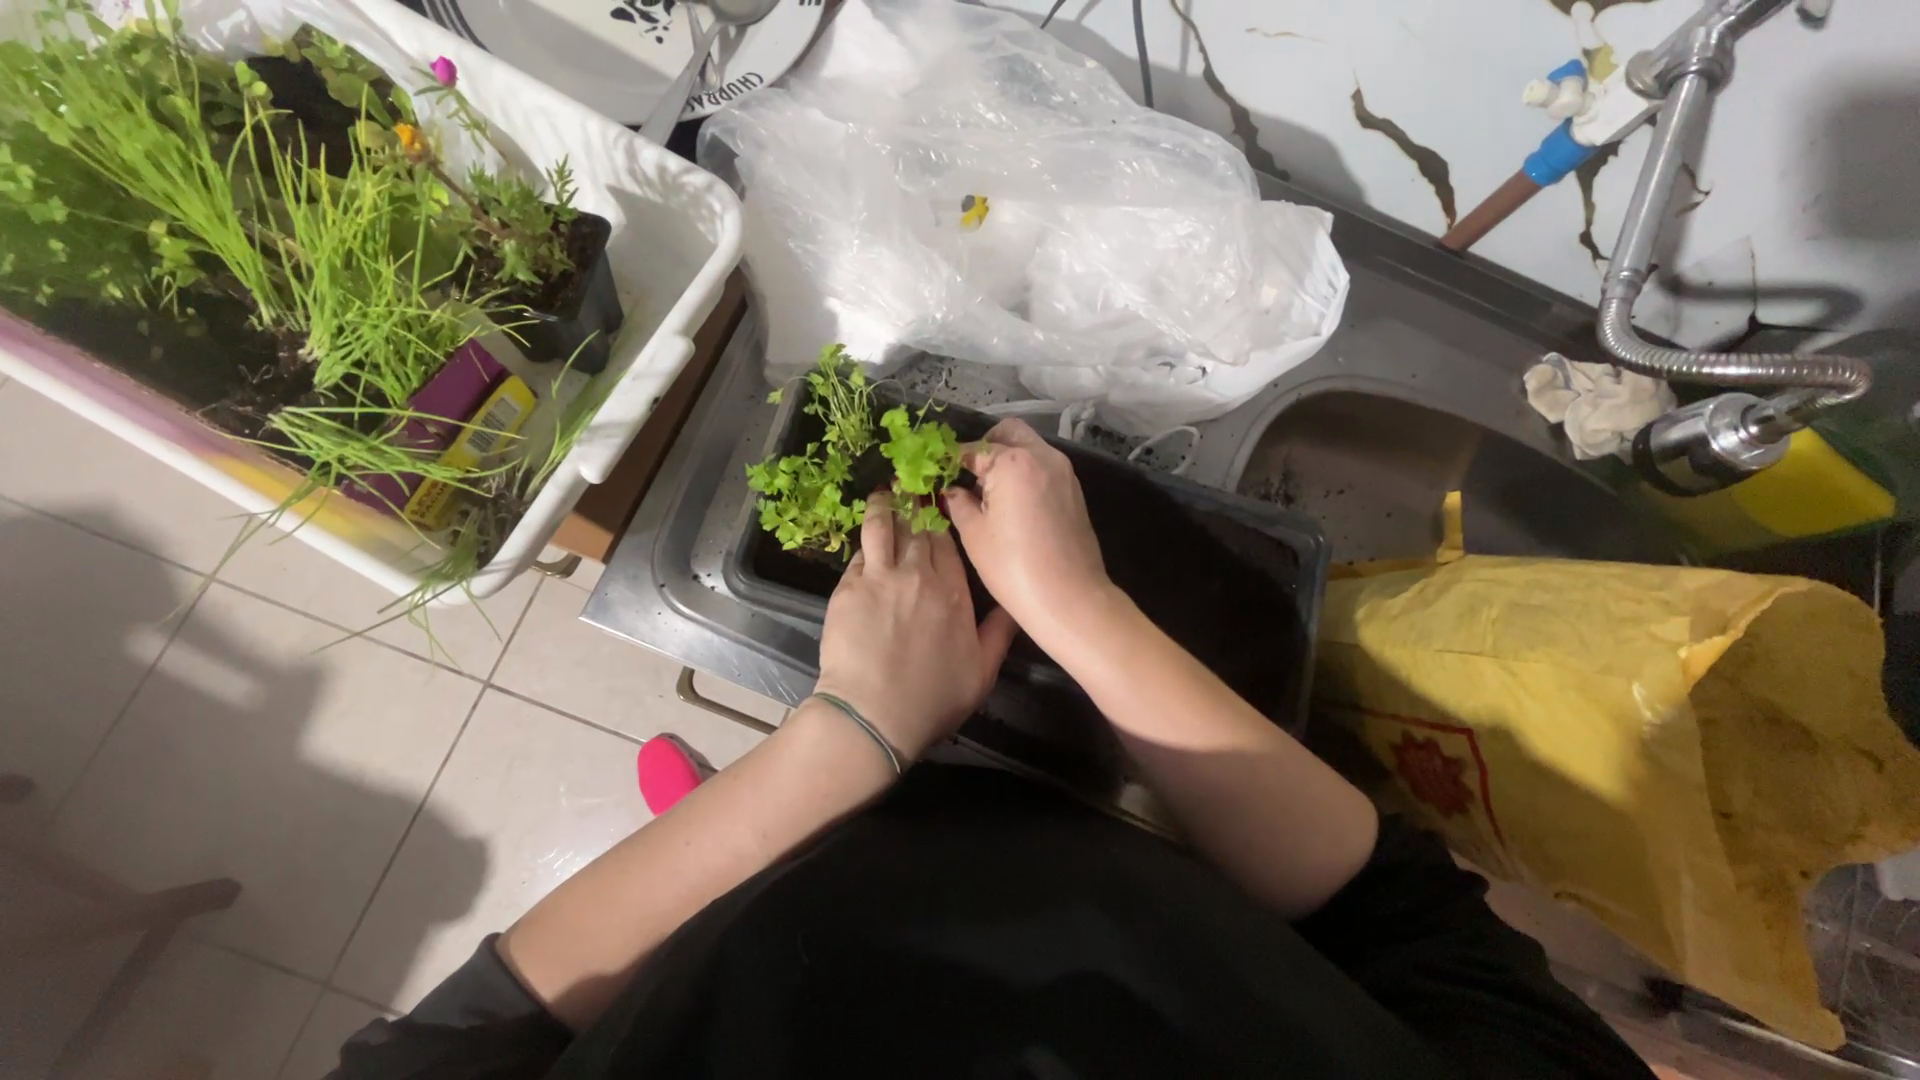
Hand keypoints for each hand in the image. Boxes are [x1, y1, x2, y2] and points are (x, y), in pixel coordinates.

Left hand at [813, 495, 1017, 759]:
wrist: (874, 713)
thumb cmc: (932, 698)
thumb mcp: (983, 672)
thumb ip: (1000, 633)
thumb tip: (1015, 604)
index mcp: (954, 591)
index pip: (949, 541)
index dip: (943, 519)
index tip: (940, 502)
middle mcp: (919, 575)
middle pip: (917, 527)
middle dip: (916, 502)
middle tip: (912, 481)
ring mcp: (880, 578)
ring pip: (884, 527)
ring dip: (886, 505)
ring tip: (886, 490)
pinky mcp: (848, 588)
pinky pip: (859, 553)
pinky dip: (865, 540)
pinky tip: (866, 531)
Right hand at [944, 419, 1111, 634]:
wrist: (1070, 599)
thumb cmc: (1014, 568)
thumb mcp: (974, 535)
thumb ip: (959, 503)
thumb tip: (951, 490)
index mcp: (1014, 462)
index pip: (973, 449)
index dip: (950, 460)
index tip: (936, 473)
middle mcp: (1043, 456)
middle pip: (1008, 433)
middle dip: (985, 447)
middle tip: (967, 477)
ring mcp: (1064, 472)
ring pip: (1030, 447)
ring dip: (1007, 459)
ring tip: (989, 494)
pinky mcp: (1074, 491)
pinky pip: (1044, 467)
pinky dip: (1025, 473)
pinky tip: (1012, 505)